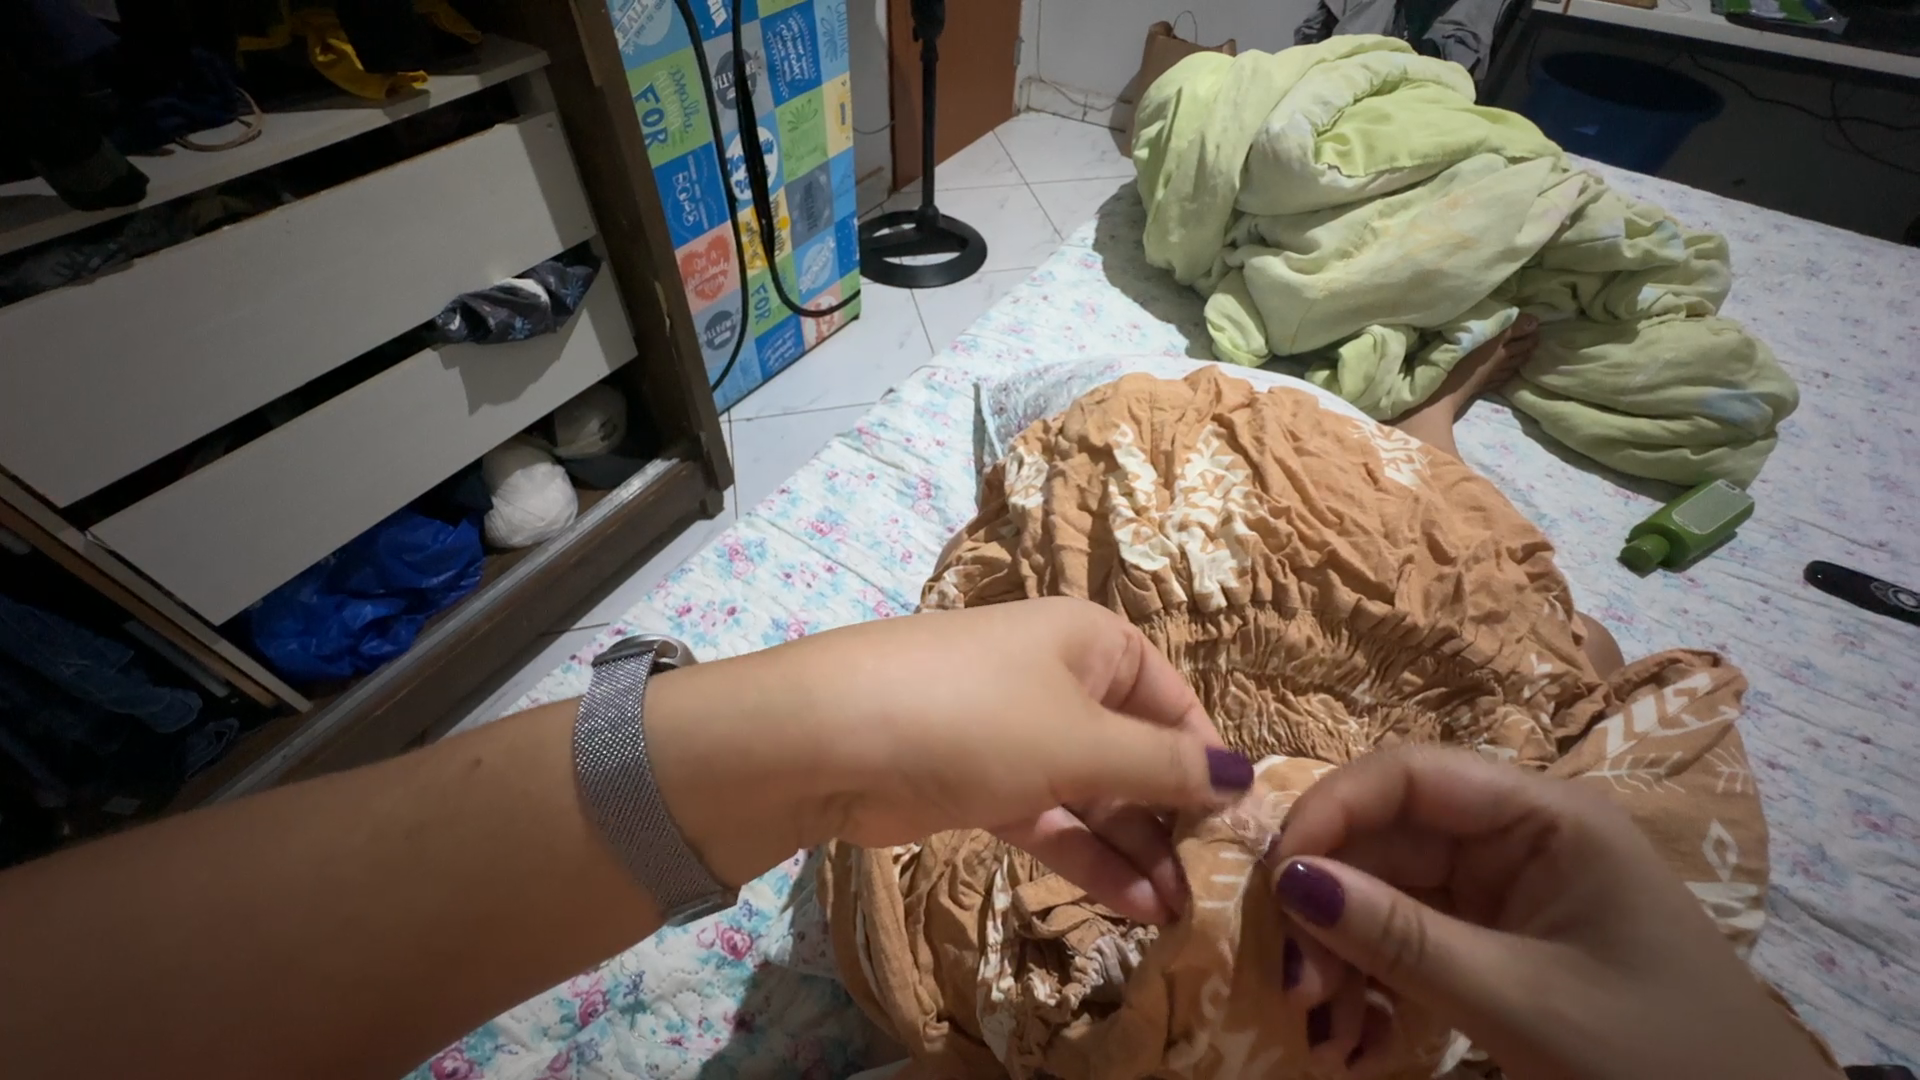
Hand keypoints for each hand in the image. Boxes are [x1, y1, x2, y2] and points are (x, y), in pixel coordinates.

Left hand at [642, 598, 1253, 922]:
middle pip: (1134, 748)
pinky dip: (1087, 856)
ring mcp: (1017, 732)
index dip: (1208, 758)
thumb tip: (1242, 775)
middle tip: (1217, 888)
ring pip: (1092, 790)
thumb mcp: (1083, 740)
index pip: (1172, 699)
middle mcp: (1058, 678)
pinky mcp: (983, 779)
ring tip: (1183, 913)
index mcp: (1090, 643)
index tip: (1244, 824)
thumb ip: (1164, 766)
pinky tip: (1134, 905)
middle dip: (1172, 816)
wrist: (833, 737)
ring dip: (1134, 848)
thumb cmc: (979, 717)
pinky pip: (1050, 815)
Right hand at [1265, 747, 1836, 1079]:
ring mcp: (1494, 888)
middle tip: (1296, 981)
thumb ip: (1398, 937)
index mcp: (1542, 816)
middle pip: (1382, 836)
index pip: (1406, 774)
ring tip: (1319, 1020)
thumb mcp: (1525, 1004)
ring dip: (1337, 950)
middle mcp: (1509, 836)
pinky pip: (1399, 935)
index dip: (1331, 809)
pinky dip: (1366, 978)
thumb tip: (1285, 878)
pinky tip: (1350, 1031)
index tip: (1278, 876)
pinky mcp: (1484, 937)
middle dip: (1327, 903)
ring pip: (1379, 888)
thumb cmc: (1664, 1068)